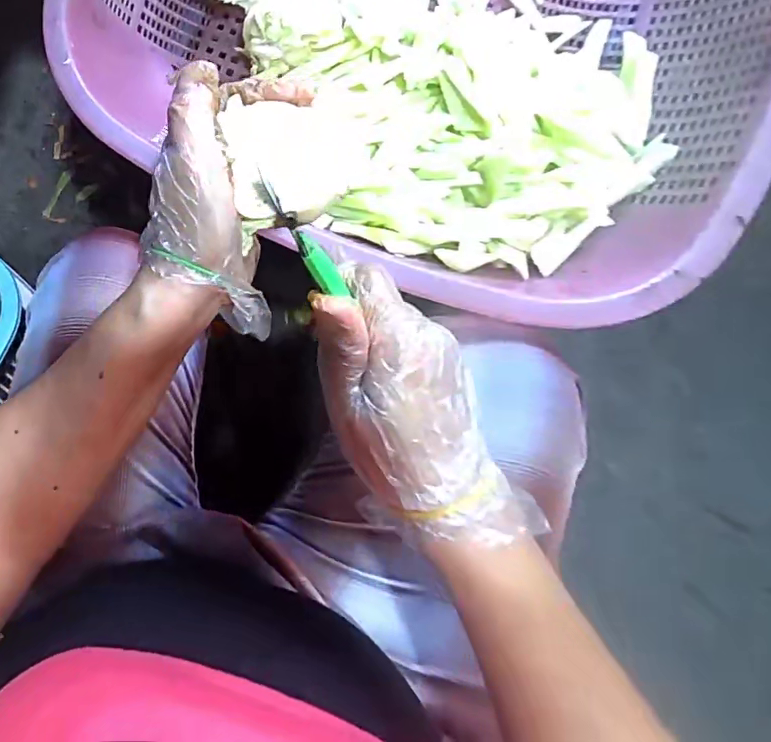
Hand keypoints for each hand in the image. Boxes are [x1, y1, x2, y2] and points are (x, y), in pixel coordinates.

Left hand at [139, 62, 308, 338]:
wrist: (197, 280)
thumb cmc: (195, 219)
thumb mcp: (191, 161)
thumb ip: (189, 112)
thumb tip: (202, 68)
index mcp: (195, 139)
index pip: (232, 97)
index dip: (266, 88)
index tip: (303, 94)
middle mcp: (209, 155)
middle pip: (250, 118)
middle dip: (285, 107)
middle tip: (320, 108)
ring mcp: (228, 182)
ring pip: (263, 146)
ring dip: (293, 135)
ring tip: (327, 133)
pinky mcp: (244, 207)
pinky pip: (271, 178)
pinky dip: (292, 169)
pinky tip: (317, 170)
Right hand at [311, 264, 536, 544]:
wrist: (447, 496)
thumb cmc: (385, 451)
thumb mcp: (347, 401)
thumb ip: (341, 344)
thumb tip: (327, 295)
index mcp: (400, 335)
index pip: (367, 275)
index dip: (339, 285)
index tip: (322, 320)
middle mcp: (427, 329)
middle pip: (379, 295)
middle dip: (352, 315)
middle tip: (337, 361)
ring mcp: (443, 343)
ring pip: (392, 315)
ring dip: (370, 333)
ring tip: (361, 379)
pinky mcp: (448, 358)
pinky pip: (408, 334)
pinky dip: (389, 346)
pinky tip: (386, 384)